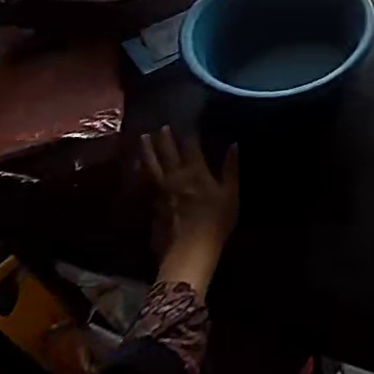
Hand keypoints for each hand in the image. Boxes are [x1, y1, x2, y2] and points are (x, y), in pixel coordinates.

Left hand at [141, 126, 239, 291]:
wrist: (189, 251)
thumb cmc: (216, 222)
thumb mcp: (231, 194)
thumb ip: (230, 168)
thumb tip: (234, 145)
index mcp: (196, 172)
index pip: (190, 146)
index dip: (188, 133)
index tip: (186, 122)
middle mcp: (175, 176)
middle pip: (167, 152)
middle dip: (165, 137)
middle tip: (161, 126)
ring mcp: (160, 190)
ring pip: (152, 165)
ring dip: (148, 150)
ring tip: (143, 138)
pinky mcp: (152, 204)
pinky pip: (145, 182)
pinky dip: (142, 171)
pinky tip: (139, 167)